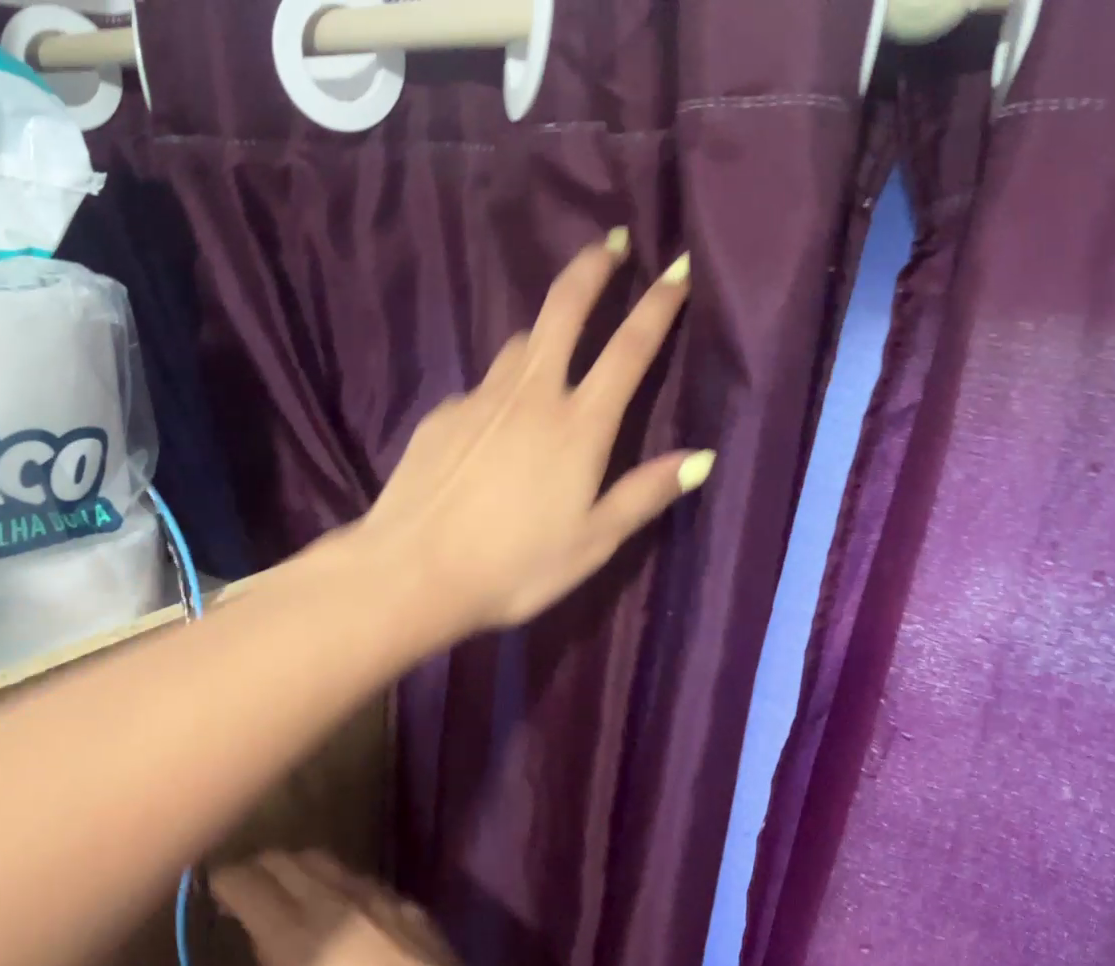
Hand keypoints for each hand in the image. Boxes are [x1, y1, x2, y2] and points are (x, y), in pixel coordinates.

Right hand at [154, 852, 562, 965]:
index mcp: (293, 934)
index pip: (245, 880)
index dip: (222, 881)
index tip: (210, 897)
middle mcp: (332, 900)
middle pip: (283, 859)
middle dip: (257, 872)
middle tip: (242, 905)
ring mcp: (376, 897)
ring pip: (324, 861)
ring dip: (298, 872)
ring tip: (289, 906)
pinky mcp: (408, 905)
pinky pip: (361, 878)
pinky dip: (338, 885)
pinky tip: (342, 918)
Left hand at [346, 231, 707, 633]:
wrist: (412, 573)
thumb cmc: (514, 567)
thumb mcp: (592, 543)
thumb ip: (644, 495)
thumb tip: (702, 457)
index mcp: (578, 425)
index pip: (629, 349)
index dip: (658, 304)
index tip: (678, 267)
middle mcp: (530, 395)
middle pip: (564, 311)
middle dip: (592, 269)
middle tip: (611, 243)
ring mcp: (479, 400)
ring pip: (517, 347)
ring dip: (543, 336)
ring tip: (553, 351)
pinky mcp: (440, 415)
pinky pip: (480, 391)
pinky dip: (498, 394)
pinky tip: (491, 432)